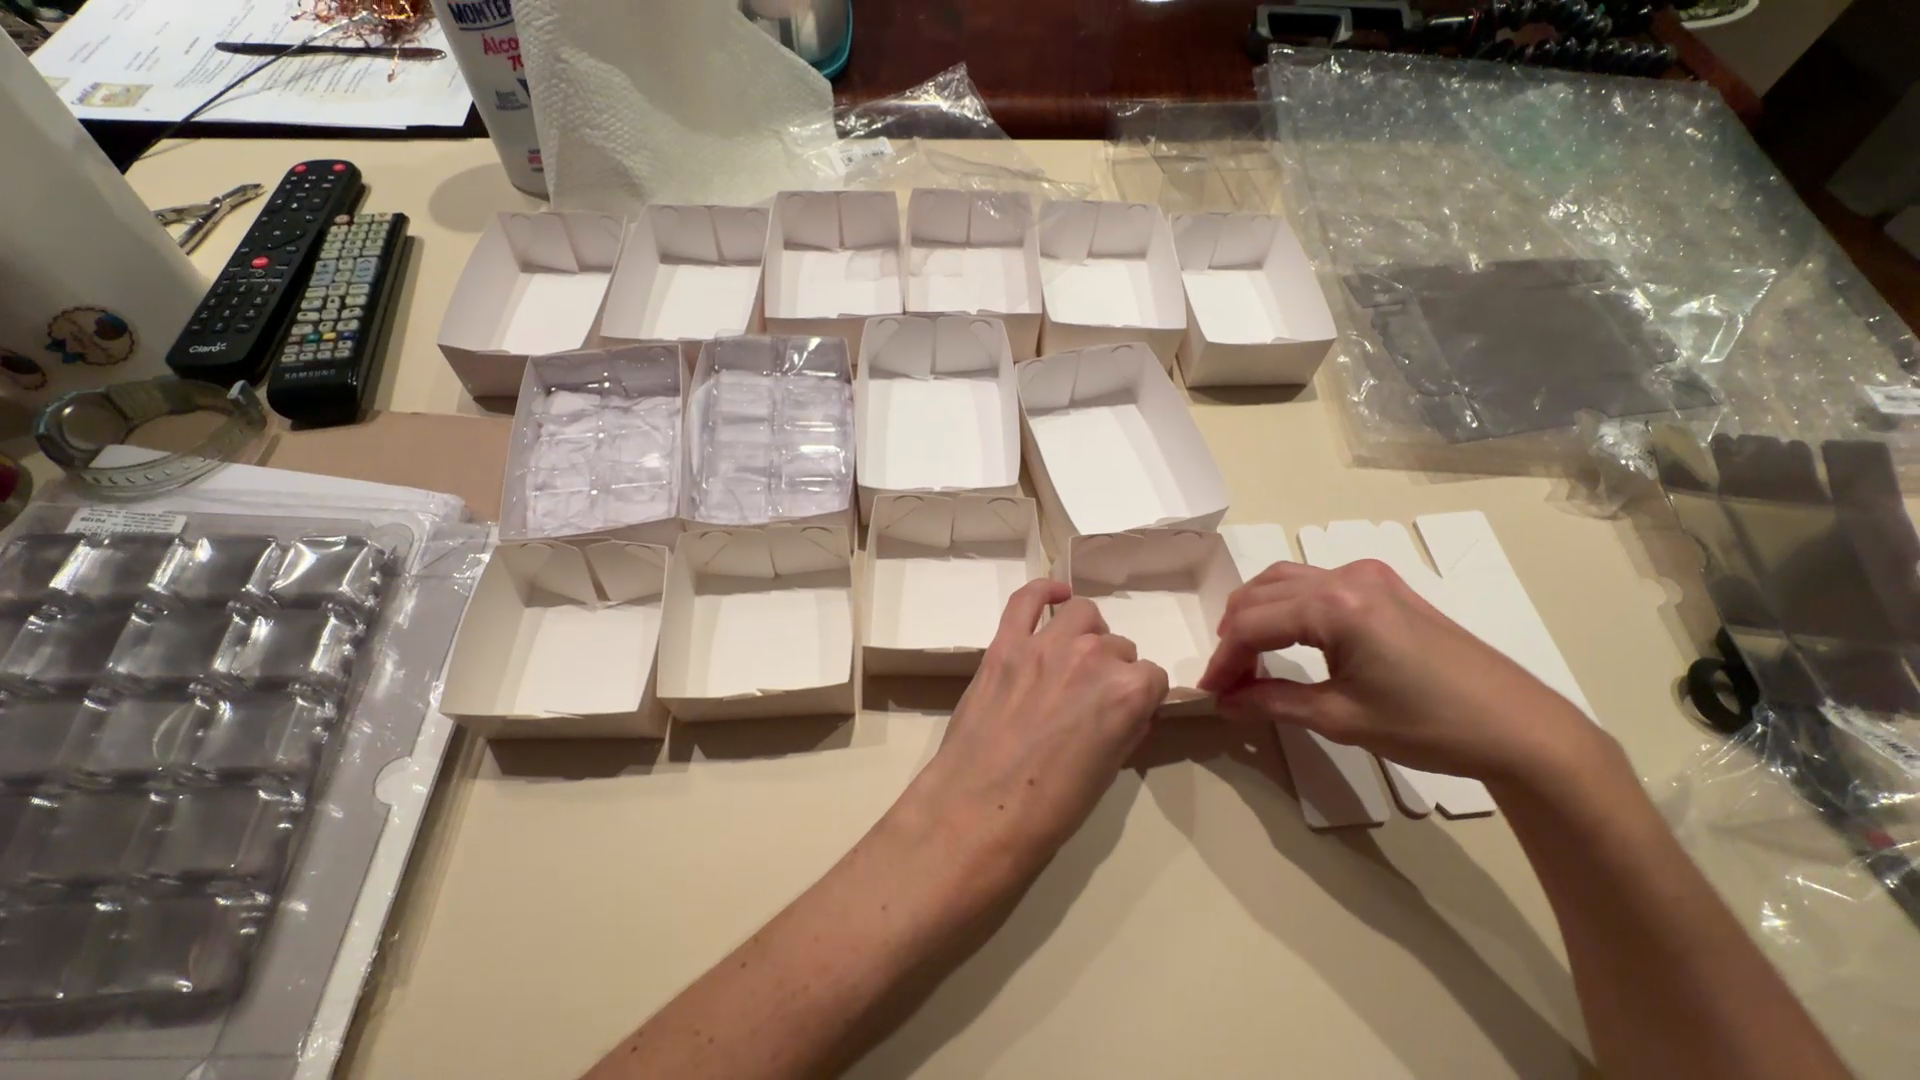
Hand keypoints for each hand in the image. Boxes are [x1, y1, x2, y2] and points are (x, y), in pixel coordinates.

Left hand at [905, 580, 1168, 876]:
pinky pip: (1027, 599)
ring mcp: (1045, 645)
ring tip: (1075, 657)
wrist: (980, 809)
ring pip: (1082, 614)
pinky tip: (1054, 595)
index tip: (1127, 713)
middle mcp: (1094, 657)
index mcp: (1130, 692)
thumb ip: (1126, 727)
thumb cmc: (1052, 805)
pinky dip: (1044, 591)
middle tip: (1090, 700)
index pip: (1152, 677)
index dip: (1141, 697)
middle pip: (1119, 647)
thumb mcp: (1110, 770)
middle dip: (1112, 671)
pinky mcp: (1005, 644)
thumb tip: (1132, 711)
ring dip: (1087, 632)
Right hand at [1199, 559, 1600, 784]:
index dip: (1223, 659)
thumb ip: (1273, 701)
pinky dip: (1289, 607)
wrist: (1518, 727)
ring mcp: (1370, 576)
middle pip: (1262, 594)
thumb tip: (1226, 700)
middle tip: (1227, 680)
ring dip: (1258, 614)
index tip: (1209, 692)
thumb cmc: (1428, 726)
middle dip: (1235, 635)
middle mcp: (1347, 576)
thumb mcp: (1340, 718)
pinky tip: (1288, 639)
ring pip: (1287, 581)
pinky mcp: (1387, 586)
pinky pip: (1317, 584)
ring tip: (1248, 658)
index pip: (1252, 624)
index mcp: (1335, 606)